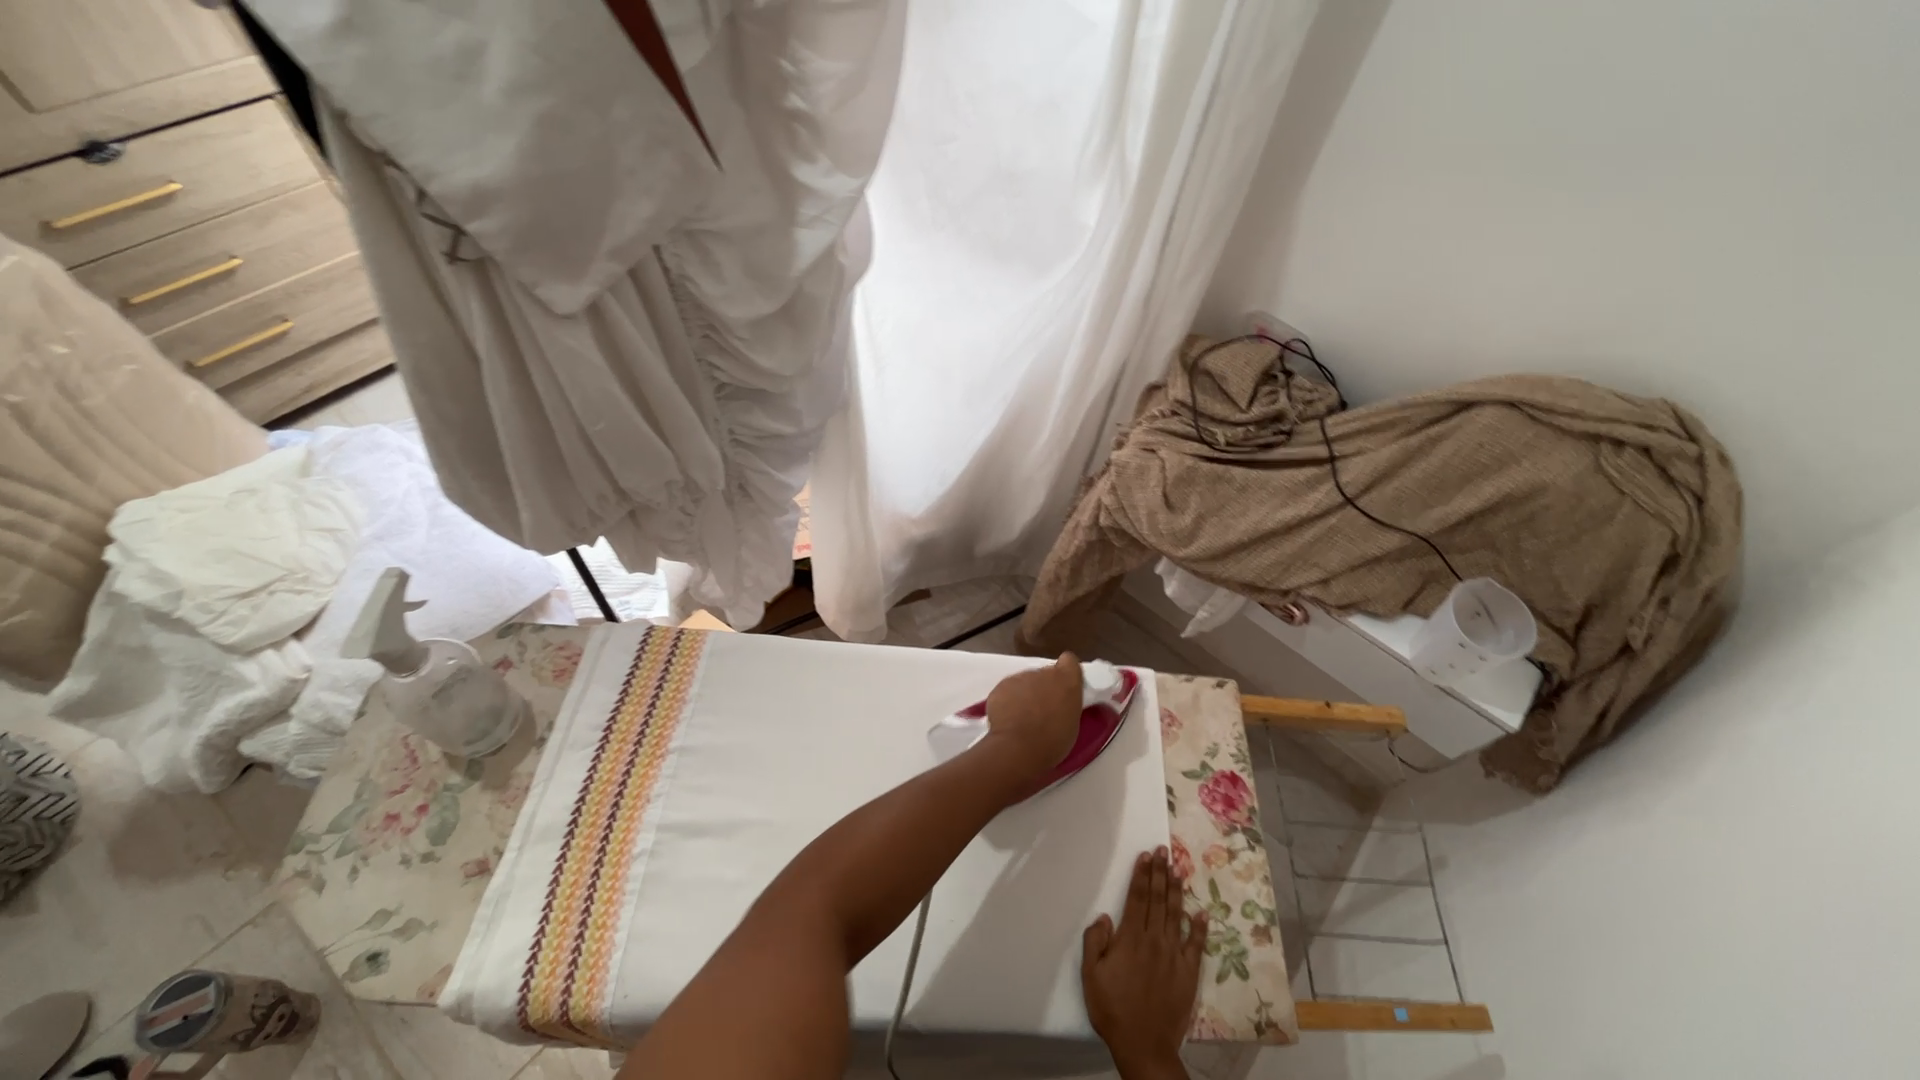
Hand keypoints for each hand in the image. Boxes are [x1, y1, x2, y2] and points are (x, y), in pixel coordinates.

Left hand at [980, 652, 1081, 786]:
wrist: (1018, 748)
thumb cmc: (1053, 741)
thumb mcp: (1073, 722)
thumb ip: (1068, 704)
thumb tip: (1061, 704)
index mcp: (1067, 679)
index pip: (1069, 661)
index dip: (1066, 673)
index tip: (1064, 689)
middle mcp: (1043, 672)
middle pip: (1045, 673)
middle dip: (1044, 687)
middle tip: (1042, 710)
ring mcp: (1019, 677)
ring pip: (1024, 681)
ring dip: (1026, 694)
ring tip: (1022, 717)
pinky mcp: (1000, 687)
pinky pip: (1007, 690)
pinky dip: (1008, 700)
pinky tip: (1008, 719)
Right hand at [1082, 848, 1205, 1079]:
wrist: (1144, 1043)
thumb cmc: (1112, 1008)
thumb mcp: (1090, 975)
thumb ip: (1095, 942)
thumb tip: (1104, 916)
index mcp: (1130, 939)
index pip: (1137, 898)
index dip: (1141, 875)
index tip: (1146, 856)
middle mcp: (1154, 940)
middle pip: (1158, 900)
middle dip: (1160, 874)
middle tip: (1164, 851)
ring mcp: (1174, 956)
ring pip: (1176, 915)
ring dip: (1176, 891)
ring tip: (1178, 870)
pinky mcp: (1189, 973)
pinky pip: (1196, 945)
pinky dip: (1199, 928)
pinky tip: (1202, 913)